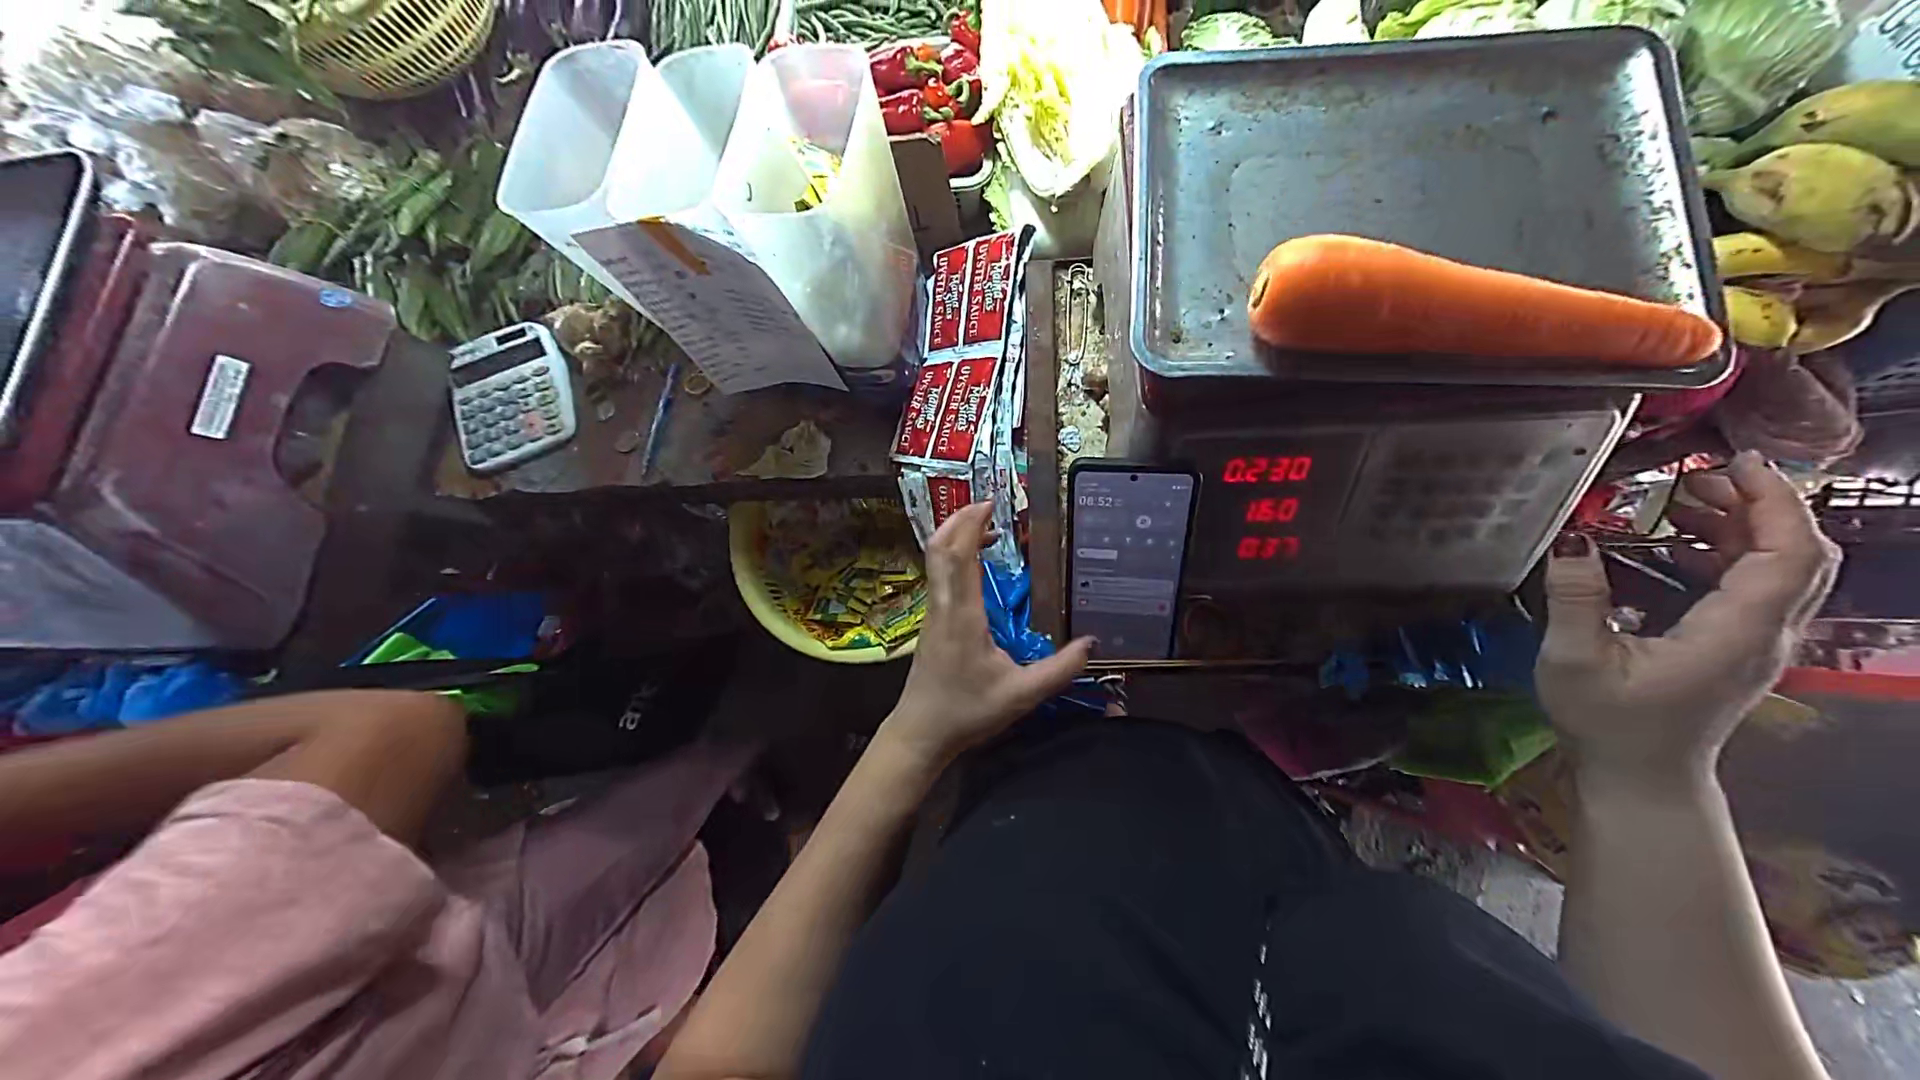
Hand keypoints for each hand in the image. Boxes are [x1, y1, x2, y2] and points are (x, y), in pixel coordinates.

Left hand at [878, 502, 1092, 767]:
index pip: (959, 556)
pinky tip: (976, 567)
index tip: (990, 504)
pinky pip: (938, 577)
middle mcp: (943, 606)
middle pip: (938, 548)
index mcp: (962, 615)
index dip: (971, 524)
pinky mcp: (931, 623)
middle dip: (959, 520)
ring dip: (955, 537)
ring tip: (987, 531)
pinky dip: (954, 557)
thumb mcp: (1021, 695)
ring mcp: (933, 613)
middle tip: (987, 506)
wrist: (920, 732)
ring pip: (935, 561)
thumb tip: (1092, 644)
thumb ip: (1059, 670)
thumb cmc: (966, 712)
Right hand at [1535, 451, 1839, 792]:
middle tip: (1701, 475)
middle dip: (1762, 504)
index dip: (1772, 502)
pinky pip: (1758, 586)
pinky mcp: (1737, 647)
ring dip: (1747, 526)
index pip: (1788, 554)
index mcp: (1736, 632)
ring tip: (1687, 500)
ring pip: (1784, 570)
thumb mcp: (1577, 659)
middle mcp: (1764, 633)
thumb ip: (1577, 598)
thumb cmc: (1609, 722)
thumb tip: (1574, 539)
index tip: (1733, 464)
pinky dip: (1732, 552)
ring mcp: (1757, 642)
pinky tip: (1680, 544)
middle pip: (1801, 556)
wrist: (1641, 775)